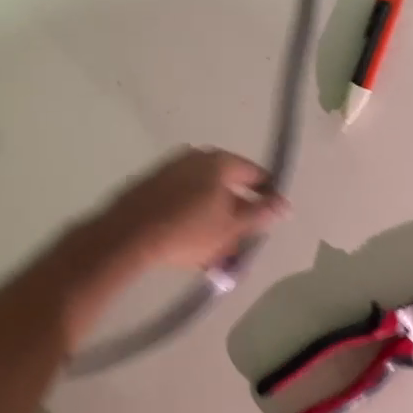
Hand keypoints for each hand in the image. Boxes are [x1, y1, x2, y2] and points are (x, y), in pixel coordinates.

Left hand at [87, 147, 285, 270]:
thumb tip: (284, 204)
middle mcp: (194, 157)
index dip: (266, 197)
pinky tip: (189, 247)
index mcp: (218, 161)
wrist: (128, 236)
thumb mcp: (232, 227)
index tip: (271, 220)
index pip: (254, 174)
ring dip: (213, 223)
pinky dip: (191, 220)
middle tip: (240, 245)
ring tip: (214, 255)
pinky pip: (181, 202)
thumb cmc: (188, 230)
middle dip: (236, 217)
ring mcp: (169, 169)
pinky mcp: (149, 186)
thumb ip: (260, 215)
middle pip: (226, 186)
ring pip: (203, 197)